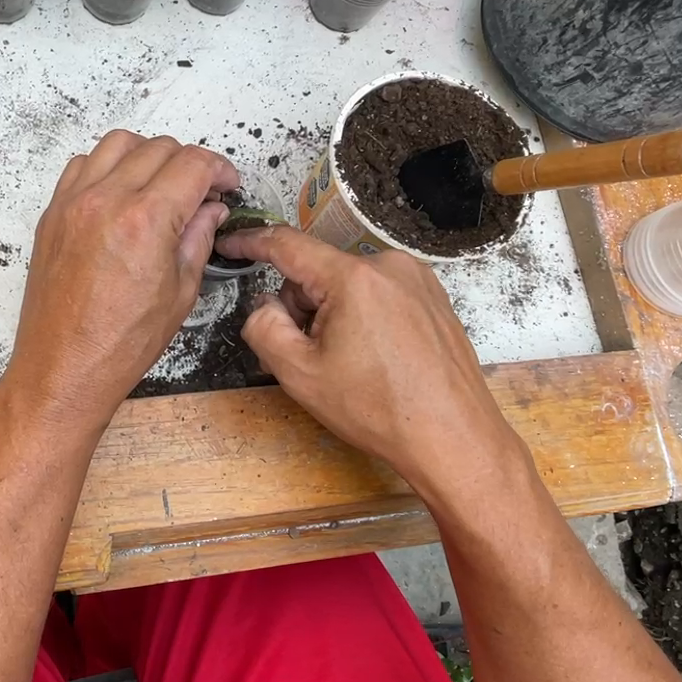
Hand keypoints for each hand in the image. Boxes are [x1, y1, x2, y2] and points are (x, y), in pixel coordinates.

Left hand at [2, 131, 238, 429]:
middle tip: (200, 193)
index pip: (193, 164)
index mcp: (145, 220)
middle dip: (188, 164)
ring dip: (147, 156)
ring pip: (118, 144)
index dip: (219, 169)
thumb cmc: (119, 345)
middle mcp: (105, 201)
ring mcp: (73, 204)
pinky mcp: (52, 215)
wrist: (63, 369)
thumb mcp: (179, 294)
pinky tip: (120, 194)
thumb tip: (211, 209)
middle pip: (159, 147)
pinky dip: (107, 167)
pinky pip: (82, 165)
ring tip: (160, 187)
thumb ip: (198, 239)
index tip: (226, 184)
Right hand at [215, 226, 523, 500]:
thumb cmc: (376, 408)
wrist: (453, 438)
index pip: (287, 245)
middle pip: (318, 273)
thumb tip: (263, 306)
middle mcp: (388, 266)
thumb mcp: (299, 374)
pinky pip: (377, 295)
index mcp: (353, 278)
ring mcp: (416, 280)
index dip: (251, 242)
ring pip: (347, 286)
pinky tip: (371, 359)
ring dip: (330, 316)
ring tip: (345, 365)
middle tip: (306, 358)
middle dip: (300, 308)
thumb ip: (263, 328)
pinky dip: (360, 319)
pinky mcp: (433, 299)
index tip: (228, 245)